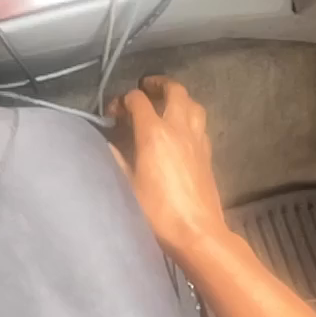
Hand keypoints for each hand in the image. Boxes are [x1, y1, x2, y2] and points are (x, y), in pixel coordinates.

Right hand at [110, 76, 232, 260]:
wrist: (197, 232)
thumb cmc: (157, 211)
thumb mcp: (127, 184)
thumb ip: (117, 158)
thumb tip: (108, 142)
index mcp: (154, 133)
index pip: (138, 100)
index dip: (123, 100)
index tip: (114, 113)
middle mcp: (178, 128)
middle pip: (174, 90)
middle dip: (159, 83)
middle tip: (146, 88)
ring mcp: (197, 139)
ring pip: (193, 104)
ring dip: (179, 98)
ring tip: (166, 104)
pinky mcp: (208, 153)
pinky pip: (200, 123)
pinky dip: (190, 117)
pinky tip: (181, 131)